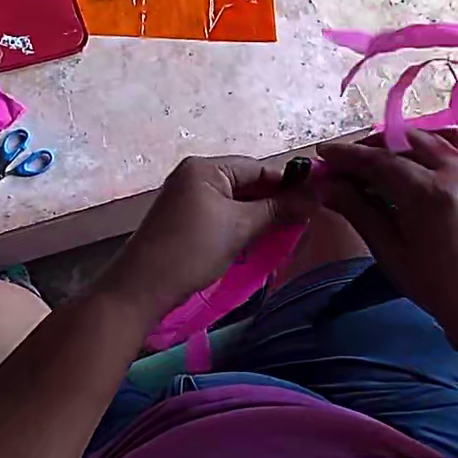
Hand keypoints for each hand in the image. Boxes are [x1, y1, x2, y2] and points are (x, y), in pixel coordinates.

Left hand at [98, 155, 313, 320]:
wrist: (139, 290)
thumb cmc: (191, 251)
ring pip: (237, 202)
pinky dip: (243, 226)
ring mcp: (188, 198)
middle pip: (248, 183)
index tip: (317, 200)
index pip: (259, 168)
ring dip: (261, 216)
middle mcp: (195, 176)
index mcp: (206, 167)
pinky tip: (259, 240)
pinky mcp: (185, 220)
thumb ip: (279, 208)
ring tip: (287, 232)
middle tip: (305, 220)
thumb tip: (316, 195)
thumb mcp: (241, 228)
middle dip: (275, 202)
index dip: (289, 184)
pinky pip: (224, 215)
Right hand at [317, 130, 457, 335]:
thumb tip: (326, 186)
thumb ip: (358, 210)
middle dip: (370, 148)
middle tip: (343, 164)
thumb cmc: (436, 286)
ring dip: (396, 144)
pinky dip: (425, 147)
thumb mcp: (389, 250)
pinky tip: (409, 160)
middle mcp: (454, 171)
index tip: (322, 153)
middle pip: (403, 143)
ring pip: (427, 140)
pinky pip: (450, 147)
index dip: (347, 156)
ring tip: (372, 162)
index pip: (380, 161)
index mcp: (430, 193)